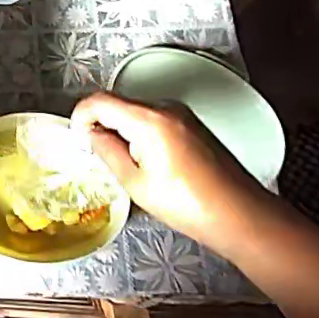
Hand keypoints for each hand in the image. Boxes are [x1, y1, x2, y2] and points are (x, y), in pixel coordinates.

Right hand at [71, 90, 283, 252]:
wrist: (242, 217)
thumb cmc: (191, 205)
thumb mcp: (134, 183)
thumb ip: (106, 151)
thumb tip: (92, 136)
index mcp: (149, 121)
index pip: (99, 101)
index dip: (80, 117)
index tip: (76, 136)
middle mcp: (166, 109)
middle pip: (116, 103)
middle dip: (100, 124)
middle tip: (96, 153)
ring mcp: (181, 115)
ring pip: (133, 111)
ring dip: (119, 128)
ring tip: (124, 162)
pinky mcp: (190, 125)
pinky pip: (151, 118)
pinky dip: (138, 132)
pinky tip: (145, 161)